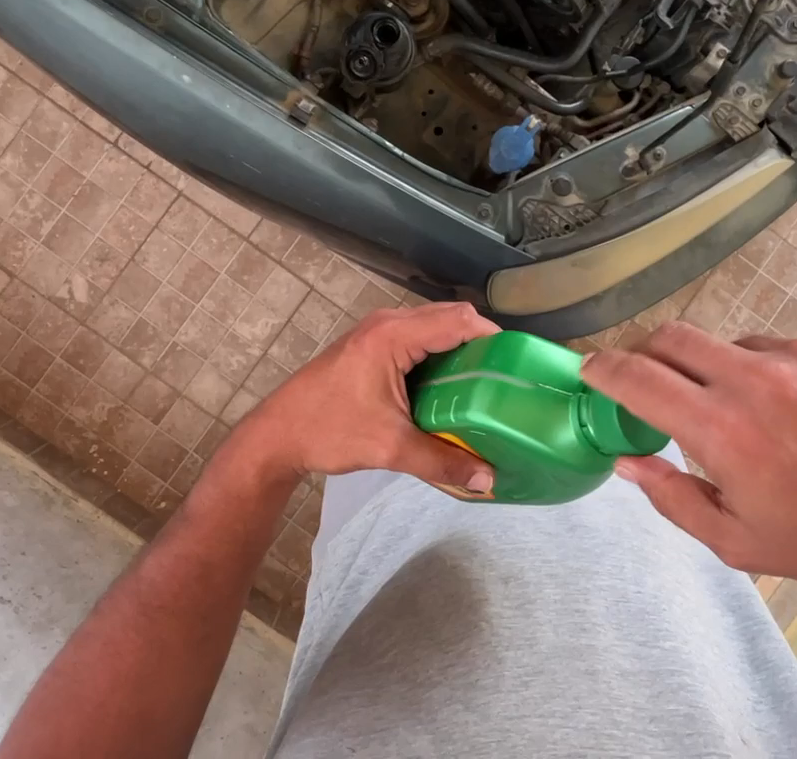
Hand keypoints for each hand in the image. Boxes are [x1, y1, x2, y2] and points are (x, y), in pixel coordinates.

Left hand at [238, 302, 498, 494]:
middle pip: (450, 317)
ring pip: (434, 326)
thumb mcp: (389, 447)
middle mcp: (388, 322)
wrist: (278, 433)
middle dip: (481, 342)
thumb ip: (442, 461)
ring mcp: (378, 330)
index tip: (518, 364)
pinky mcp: (373, 343)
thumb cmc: (329, 430)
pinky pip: (419, 337)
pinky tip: (452, 386)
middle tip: (507, 377)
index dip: (493, 337)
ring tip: (487, 382)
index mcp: (393, 335)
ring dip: (460, 347)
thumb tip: (490, 479)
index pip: (459, 319)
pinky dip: (440, 353)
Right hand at [581, 322, 796, 604]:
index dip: (602, 368)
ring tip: (766, 420)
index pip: (635, 376)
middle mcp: (758, 377)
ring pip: (736, 345)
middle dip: (650, 356)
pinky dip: (786, 372)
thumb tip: (626, 461)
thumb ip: (671, 498)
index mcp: (723, 429)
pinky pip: (792, 346)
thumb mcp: (740, 543)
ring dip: (728, 373)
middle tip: (656, 384)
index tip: (592, 369)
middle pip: (673, 337)